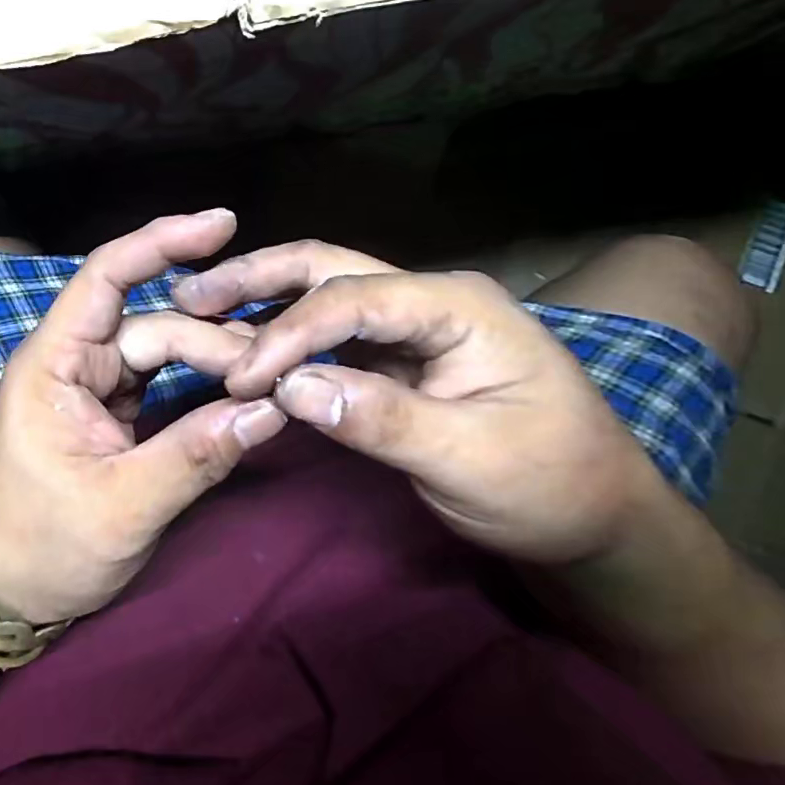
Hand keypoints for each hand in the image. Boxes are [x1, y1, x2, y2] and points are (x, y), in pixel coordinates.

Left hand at [0, 211, 289, 624]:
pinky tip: (241, 388)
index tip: (223, 223)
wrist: (2, 592)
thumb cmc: (42, 548)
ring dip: (213, 361)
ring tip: (269, 378)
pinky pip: (161, 381)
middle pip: (152, 324)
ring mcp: (92, 387)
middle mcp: (71, 363)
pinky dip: (200, 384)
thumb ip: (196, 455)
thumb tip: (273, 408)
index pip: (105, 279)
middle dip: (214, 340)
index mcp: (52, 365)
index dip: (160, 243)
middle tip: (279, 372)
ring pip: (163, 352)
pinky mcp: (110, 413)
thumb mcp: (121, 508)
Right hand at [175, 241, 673, 564]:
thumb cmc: (549, 486)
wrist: (594, 516)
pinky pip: (325, 334)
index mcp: (459, 307)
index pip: (354, 299)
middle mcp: (428, 299)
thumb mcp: (473, 461)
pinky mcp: (392, 354)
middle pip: (328, 269)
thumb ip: (383, 419)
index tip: (243, 379)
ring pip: (320, 292)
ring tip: (198, 306)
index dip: (289, 334)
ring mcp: (408, 324)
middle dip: (256, 279)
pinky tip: (239, 341)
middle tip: (190, 295)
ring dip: (258, 298)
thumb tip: (290, 388)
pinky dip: (277, 334)